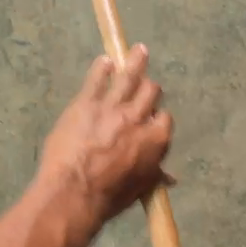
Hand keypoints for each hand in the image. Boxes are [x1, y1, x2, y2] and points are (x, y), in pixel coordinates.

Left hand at [34, 44, 172, 246]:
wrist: (75, 191)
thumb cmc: (109, 196)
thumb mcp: (138, 189)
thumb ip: (154, 176)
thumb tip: (170, 178)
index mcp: (155, 140)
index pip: (165, 120)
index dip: (159, 118)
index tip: (154, 118)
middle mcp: (138, 118)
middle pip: (150, 92)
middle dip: (150, 88)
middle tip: (147, 85)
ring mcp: (112, 106)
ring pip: (129, 77)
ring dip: (136, 62)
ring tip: (139, 50)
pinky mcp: (86, 102)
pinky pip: (96, 78)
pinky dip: (102, 67)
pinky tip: (104, 60)